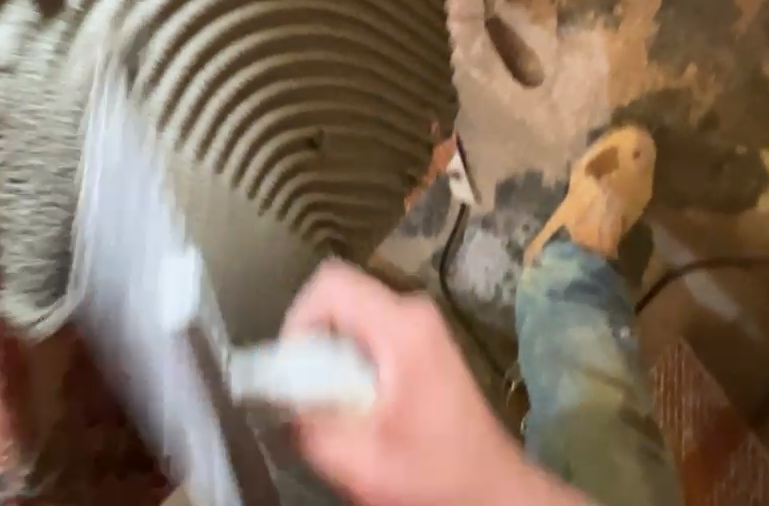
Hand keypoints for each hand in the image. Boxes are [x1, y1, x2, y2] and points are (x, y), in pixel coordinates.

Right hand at [282, 262, 586, 505]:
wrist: (496, 491)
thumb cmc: (437, 475)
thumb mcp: (364, 464)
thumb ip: (310, 429)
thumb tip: (273, 402)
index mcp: (401, 326)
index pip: (331, 283)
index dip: (299, 318)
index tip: (293, 367)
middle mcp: (411, 310)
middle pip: (338, 297)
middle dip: (313, 341)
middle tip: (307, 391)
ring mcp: (420, 322)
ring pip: (350, 313)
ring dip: (331, 354)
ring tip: (333, 403)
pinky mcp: (421, 338)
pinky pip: (366, 329)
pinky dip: (350, 359)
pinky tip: (358, 404)